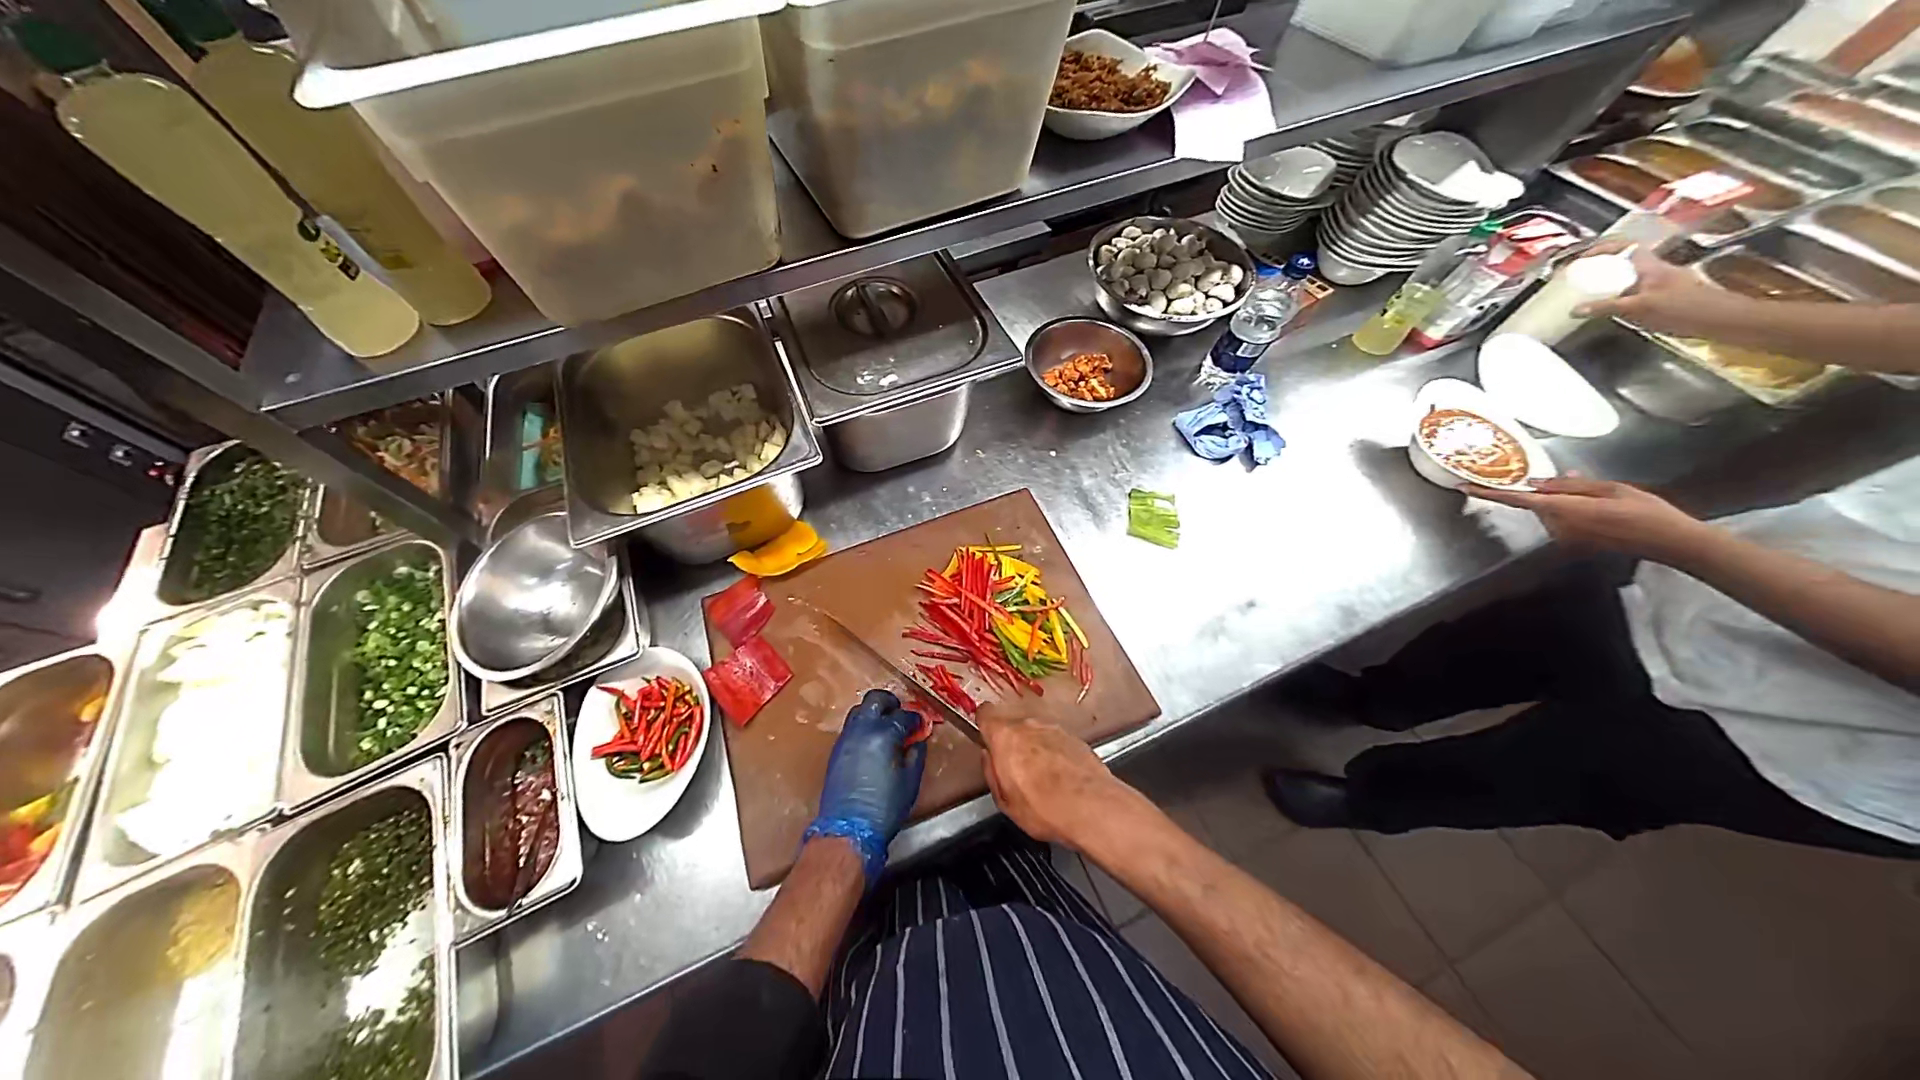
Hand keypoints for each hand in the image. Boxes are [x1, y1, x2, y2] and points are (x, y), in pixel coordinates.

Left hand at [805, 689, 926, 884]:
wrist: (849, 828)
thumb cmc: (883, 808)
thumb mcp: (910, 781)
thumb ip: (916, 755)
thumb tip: (916, 742)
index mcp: (885, 735)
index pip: (904, 715)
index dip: (916, 718)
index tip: (920, 724)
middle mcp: (863, 730)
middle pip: (876, 699)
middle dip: (891, 702)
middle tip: (901, 713)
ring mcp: (847, 737)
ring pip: (860, 710)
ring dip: (874, 712)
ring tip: (885, 726)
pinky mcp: (837, 749)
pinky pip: (851, 726)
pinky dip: (863, 726)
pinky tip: (872, 741)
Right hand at [977, 702, 1133, 846]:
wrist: (1091, 807)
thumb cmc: (1043, 807)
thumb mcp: (1004, 801)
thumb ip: (991, 772)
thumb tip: (989, 758)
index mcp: (1004, 736)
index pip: (986, 713)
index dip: (984, 723)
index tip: (985, 737)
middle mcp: (1029, 725)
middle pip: (1013, 726)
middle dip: (1012, 743)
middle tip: (1016, 771)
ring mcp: (1055, 729)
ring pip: (1036, 734)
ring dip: (1036, 749)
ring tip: (1042, 780)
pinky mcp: (1076, 739)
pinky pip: (1057, 743)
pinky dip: (1056, 755)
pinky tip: (1061, 779)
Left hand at [1467, 474, 1711, 562]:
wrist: (1669, 541)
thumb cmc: (1644, 511)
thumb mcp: (1609, 488)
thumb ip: (1570, 485)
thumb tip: (1537, 482)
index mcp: (1562, 509)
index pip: (1515, 499)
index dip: (1488, 493)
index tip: (1464, 487)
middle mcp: (1556, 526)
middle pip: (1536, 504)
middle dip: (1549, 493)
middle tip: (1580, 486)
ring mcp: (1564, 538)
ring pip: (1550, 513)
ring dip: (1563, 503)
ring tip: (1601, 501)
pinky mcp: (1574, 544)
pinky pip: (1561, 522)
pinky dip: (1571, 512)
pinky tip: (1600, 511)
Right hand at [1573, 250, 1736, 337]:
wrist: (1723, 318)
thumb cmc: (1683, 309)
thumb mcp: (1640, 309)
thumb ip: (1607, 308)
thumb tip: (1575, 310)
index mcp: (1651, 267)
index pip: (1627, 247)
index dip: (1604, 248)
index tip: (1583, 257)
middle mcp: (1659, 270)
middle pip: (1627, 262)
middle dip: (1603, 268)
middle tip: (1581, 279)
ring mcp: (1666, 282)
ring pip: (1633, 277)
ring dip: (1612, 282)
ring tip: (1592, 294)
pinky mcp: (1670, 295)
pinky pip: (1638, 290)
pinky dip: (1622, 295)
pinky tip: (1615, 308)